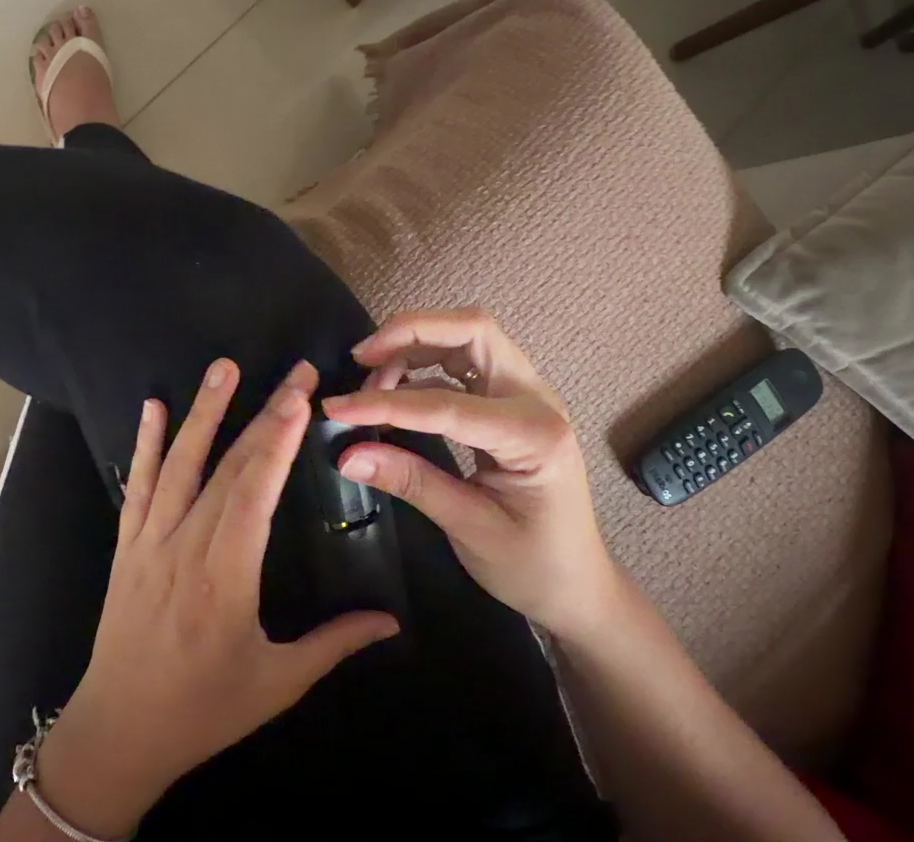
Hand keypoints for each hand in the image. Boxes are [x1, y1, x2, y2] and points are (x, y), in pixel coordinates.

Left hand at [37, 358, 400, 836]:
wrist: (119, 731)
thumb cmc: (204, 710)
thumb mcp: (278, 682)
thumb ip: (335, 644)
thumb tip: (392, 621)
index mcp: (226, 575)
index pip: (256, 491)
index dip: (279, 440)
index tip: (300, 398)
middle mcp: (186, 545)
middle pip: (228, 467)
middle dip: (263, 415)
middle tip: (293, 372)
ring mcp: (150, 541)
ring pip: (179, 464)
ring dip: (203, 412)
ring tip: (223, 368)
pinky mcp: (126, 546)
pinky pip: (137, 486)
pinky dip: (146, 445)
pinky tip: (153, 408)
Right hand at [321, 308, 620, 634]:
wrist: (578, 585)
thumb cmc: (532, 565)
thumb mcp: (469, 528)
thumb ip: (411, 482)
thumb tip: (347, 455)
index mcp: (533, 435)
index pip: (447, 403)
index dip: (385, 403)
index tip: (336, 407)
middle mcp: (536, 399)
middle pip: (473, 329)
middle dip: (412, 331)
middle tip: (361, 357)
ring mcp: (527, 395)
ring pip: (469, 336)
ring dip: (417, 342)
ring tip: (372, 375)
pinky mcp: (511, 402)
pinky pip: (467, 362)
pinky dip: (426, 363)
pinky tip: (396, 389)